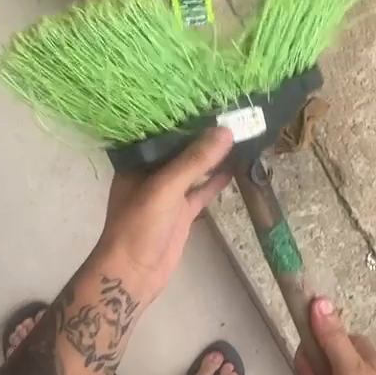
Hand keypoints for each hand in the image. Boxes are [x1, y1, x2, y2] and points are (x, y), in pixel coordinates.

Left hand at [93, 127, 234, 300]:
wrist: (134, 274)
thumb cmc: (139, 226)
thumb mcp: (165, 188)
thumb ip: (194, 160)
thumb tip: (225, 132)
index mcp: (138, 162)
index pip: (163, 132)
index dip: (185, 117)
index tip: (212, 100)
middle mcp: (152, 174)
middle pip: (182, 149)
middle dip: (204, 136)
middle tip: (234, 114)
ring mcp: (168, 194)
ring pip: (194, 169)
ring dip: (214, 157)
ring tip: (240, 135)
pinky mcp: (182, 212)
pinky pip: (202, 191)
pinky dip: (217, 180)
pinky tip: (236, 166)